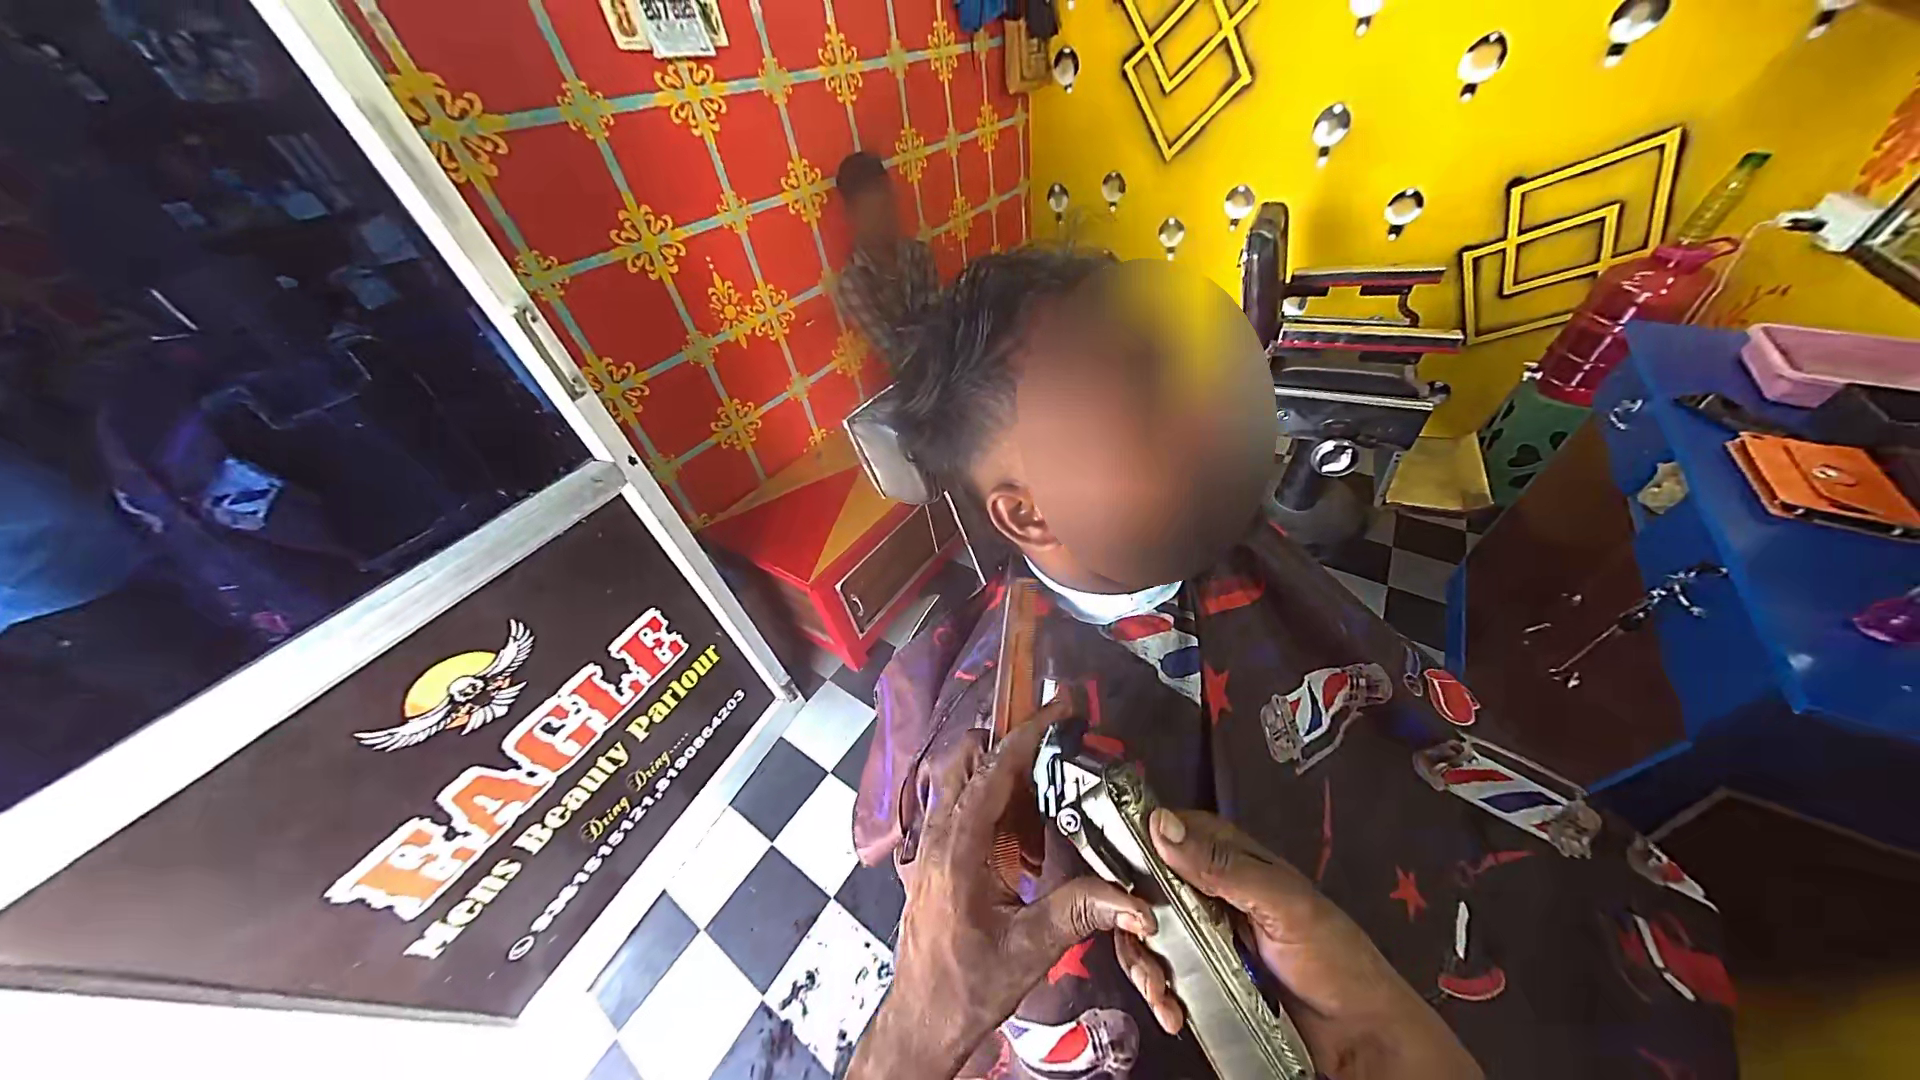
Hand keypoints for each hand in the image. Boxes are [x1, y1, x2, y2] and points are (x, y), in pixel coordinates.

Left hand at [848, 702, 1156, 1079]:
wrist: (920, 1021)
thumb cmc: (966, 987)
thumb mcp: (1027, 951)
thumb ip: (1078, 913)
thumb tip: (1135, 902)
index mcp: (957, 850)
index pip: (991, 774)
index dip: (1025, 737)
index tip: (1055, 712)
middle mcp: (936, 836)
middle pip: (961, 760)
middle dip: (1001, 739)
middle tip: (1047, 740)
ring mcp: (928, 843)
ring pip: (954, 777)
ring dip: (992, 763)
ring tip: (1038, 771)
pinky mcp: (930, 855)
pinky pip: (955, 802)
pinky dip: (984, 791)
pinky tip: (1015, 817)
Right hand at [1115, 809, 1482, 1079]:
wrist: (1365, 1044)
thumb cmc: (1334, 958)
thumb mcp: (1283, 903)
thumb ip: (1222, 866)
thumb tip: (1161, 824)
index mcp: (1230, 858)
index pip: (1172, 830)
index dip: (1141, 838)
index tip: (1116, 860)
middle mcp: (1208, 890)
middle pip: (1147, 881)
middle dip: (1131, 909)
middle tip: (1137, 936)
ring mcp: (1202, 935)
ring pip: (1146, 927)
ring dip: (1141, 956)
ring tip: (1158, 990)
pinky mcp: (1200, 976)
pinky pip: (1161, 970)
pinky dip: (1157, 989)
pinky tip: (1170, 1009)